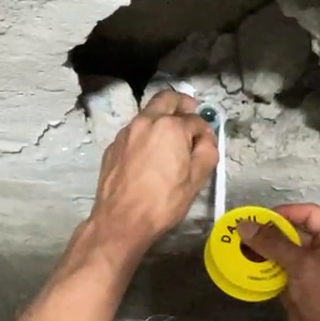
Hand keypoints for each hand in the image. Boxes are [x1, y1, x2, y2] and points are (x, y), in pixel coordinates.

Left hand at [85, 90, 216, 256]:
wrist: (121, 220)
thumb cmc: (163, 202)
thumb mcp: (196, 180)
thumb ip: (207, 152)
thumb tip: (206, 139)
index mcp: (170, 127)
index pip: (195, 119)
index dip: (205, 130)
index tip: (206, 143)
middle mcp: (145, 122)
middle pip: (166, 100)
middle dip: (181, 103)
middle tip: (190, 113)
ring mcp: (125, 133)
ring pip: (147, 115)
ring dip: (161, 119)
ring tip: (169, 140)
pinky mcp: (112, 147)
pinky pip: (133, 133)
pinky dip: (145, 135)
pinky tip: (148, 156)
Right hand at [238, 204, 319, 320]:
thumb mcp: (303, 265)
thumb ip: (273, 243)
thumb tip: (244, 225)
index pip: (310, 214)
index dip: (285, 212)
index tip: (259, 218)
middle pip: (294, 234)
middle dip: (269, 234)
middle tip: (241, 234)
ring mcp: (312, 273)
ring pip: (284, 256)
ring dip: (263, 254)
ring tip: (237, 250)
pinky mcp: (299, 291)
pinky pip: (279, 275)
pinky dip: (263, 272)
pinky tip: (244, 270)